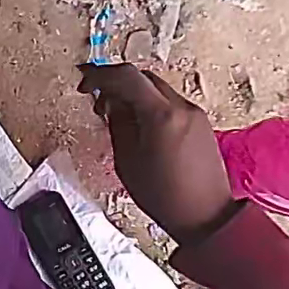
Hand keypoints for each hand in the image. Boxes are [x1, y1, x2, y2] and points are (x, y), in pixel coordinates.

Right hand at [77, 63, 234, 239]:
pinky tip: (136, 122)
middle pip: (142, 77)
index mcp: (161, 115)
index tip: (84, 79)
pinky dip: (148, 103)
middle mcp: (181, 107)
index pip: (126, 76)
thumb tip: (110, 101)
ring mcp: (193, 113)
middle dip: (115, 82)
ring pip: (155, 88)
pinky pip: (167, 101)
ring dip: (132, 92)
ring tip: (114, 113)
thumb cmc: (163, 194)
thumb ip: (118, 123)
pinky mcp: (199, 122)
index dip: (100, 74)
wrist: (205, 214)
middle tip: (95, 97)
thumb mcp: (127, 159)